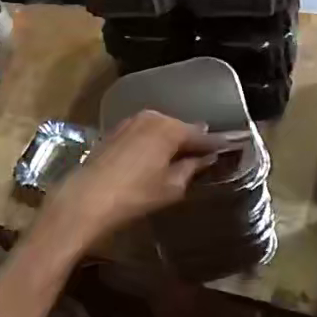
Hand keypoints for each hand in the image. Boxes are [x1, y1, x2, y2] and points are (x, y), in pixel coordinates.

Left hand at [39, 111, 226, 246]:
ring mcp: (130, 122)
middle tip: (205, 155)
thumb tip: (204, 159)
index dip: (215, 145)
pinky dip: (152, 142)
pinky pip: (143, 133)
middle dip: (191, 141)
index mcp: (170, 128)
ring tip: (181, 157)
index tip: (229, 149)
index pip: (201, 135)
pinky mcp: (114, 131)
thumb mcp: (171, 187)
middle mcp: (151, 117)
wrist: (87, 198)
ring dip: (170, 141)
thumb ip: (191, 168)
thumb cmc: (135, 195)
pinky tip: (155, 157)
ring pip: (160, 129)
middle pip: (179, 128)